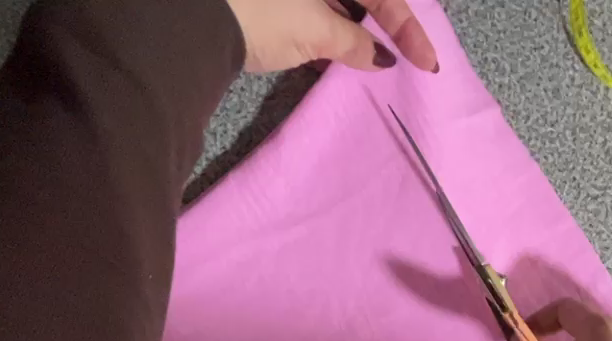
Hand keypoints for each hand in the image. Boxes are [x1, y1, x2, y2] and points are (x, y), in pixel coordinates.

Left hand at [224, 0, 438, 73]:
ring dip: (354, 26)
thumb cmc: (257, 11)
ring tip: (371, 60)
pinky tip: (336, 53)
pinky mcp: (268, 3)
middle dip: (382, 22)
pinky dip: (327, 28)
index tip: (426, 63)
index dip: (406, 26)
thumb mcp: (314, 29)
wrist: (184, 17)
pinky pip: (310, 8)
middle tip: (403, 56)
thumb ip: (354, 41)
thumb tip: (381, 57)